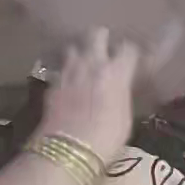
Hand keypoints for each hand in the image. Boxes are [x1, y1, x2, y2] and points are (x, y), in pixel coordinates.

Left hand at [37, 28, 140, 163]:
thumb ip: (122, 94)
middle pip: (96, 34)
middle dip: (101, 37)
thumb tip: (120, 87)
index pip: (128, 48)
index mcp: (116, 72)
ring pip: (73, 47)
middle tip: (104, 47)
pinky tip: (68, 82)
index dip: (130, 52)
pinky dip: (65, 71)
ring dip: (79, 51)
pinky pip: (60, 69)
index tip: (131, 59)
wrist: (68, 149)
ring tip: (83, 62)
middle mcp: (92, 64)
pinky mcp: (52, 83)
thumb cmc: (106, 138)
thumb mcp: (125, 117)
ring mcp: (69, 71)